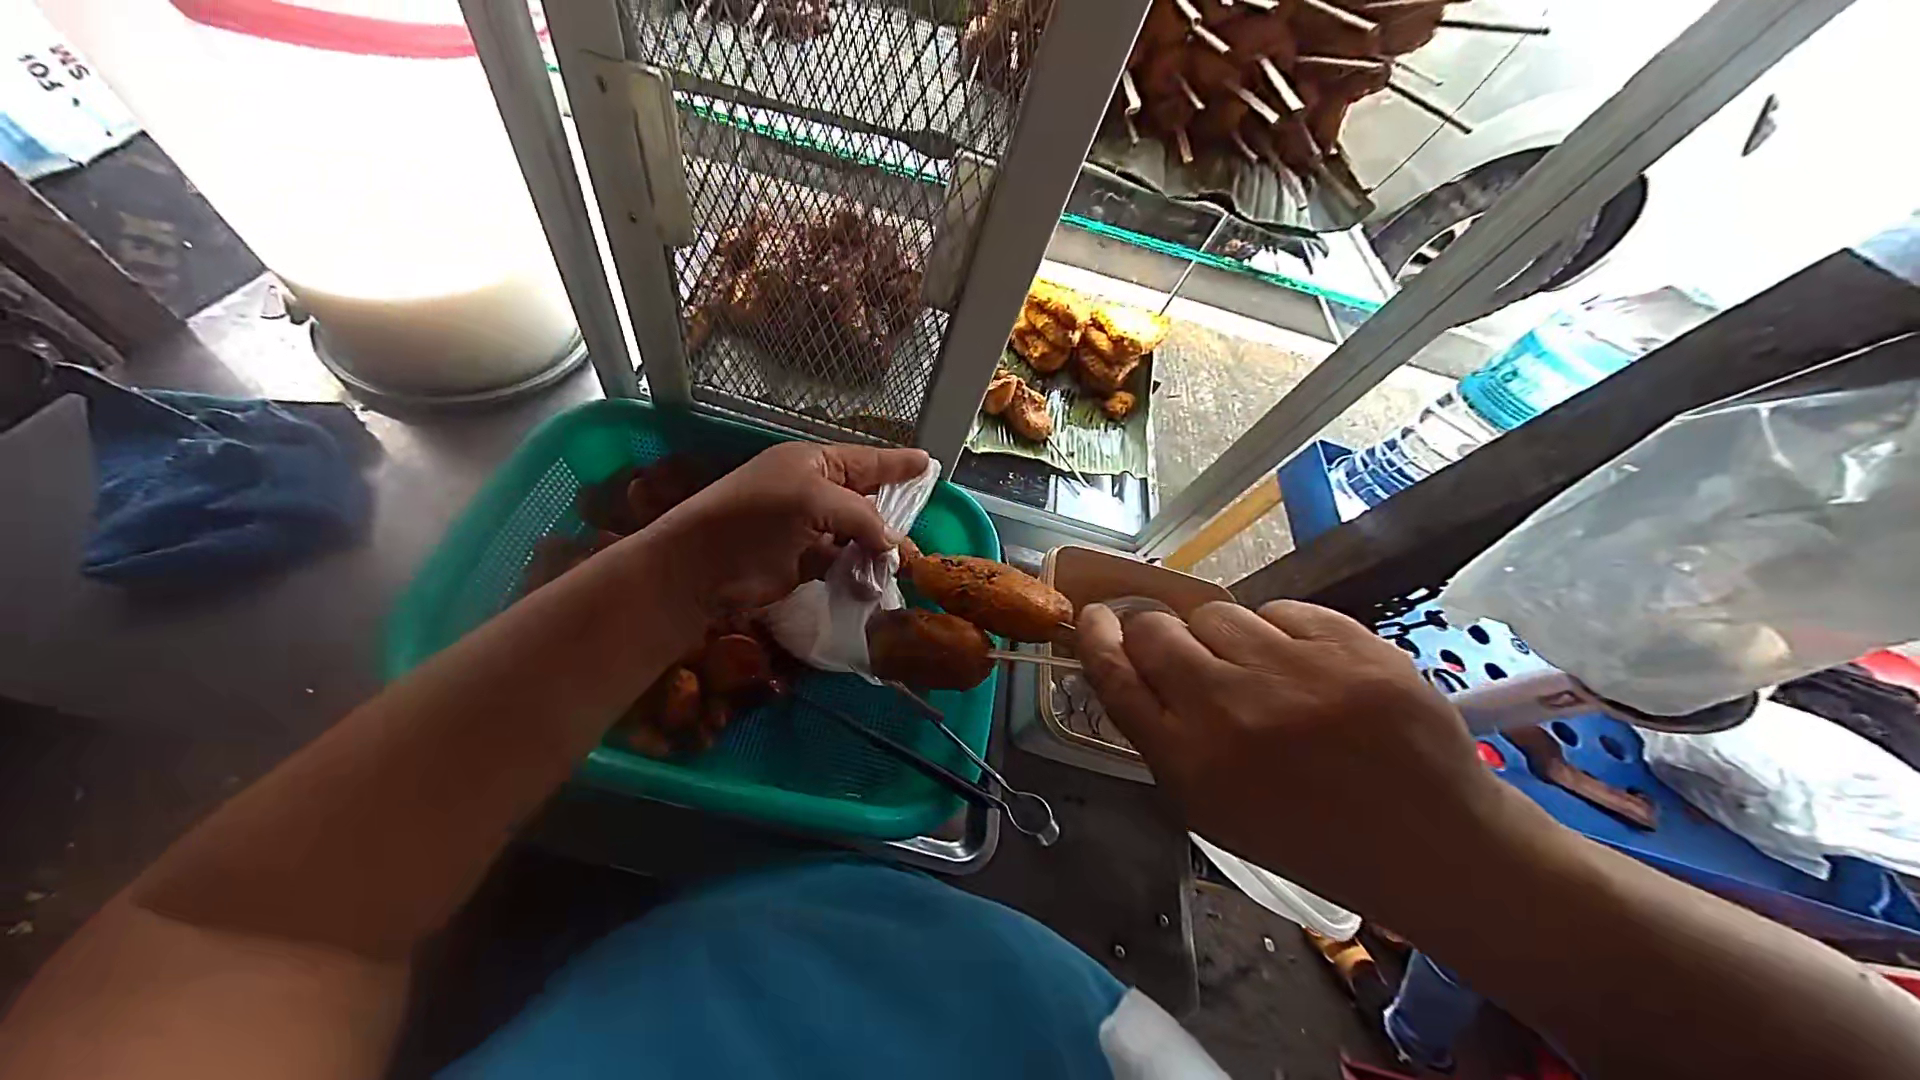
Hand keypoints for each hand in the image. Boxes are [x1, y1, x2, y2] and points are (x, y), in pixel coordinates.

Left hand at [639, 442, 930, 615]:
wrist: (700, 567)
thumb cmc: (754, 518)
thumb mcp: (812, 500)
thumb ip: (860, 515)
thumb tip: (892, 542)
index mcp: (814, 464)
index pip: (866, 461)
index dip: (898, 464)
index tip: (928, 463)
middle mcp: (815, 493)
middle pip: (866, 500)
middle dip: (894, 514)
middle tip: (923, 527)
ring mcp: (810, 529)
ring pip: (858, 535)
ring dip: (879, 549)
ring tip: (906, 562)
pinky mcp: (805, 563)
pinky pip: (844, 562)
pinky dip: (860, 571)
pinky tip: (877, 580)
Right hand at [1077, 600, 1529, 918]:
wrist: (1432, 843)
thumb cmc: (1307, 833)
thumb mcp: (1211, 805)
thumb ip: (1160, 736)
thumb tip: (1127, 665)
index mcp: (1191, 762)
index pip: (1116, 676)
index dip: (1098, 638)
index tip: (1095, 617)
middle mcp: (1232, 709)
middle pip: (1156, 632)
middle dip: (1156, 634)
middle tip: (1182, 651)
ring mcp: (1294, 671)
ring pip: (1216, 613)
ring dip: (1222, 637)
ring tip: (1260, 671)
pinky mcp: (1349, 644)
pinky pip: (1279, 609)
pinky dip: (1280, 633)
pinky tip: (1306, 667)